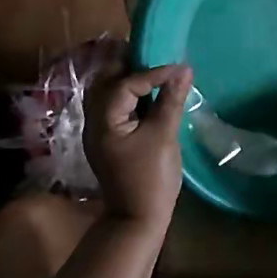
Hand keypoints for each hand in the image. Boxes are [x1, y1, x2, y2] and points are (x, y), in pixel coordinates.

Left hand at [86, 64, 192, 226]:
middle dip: (130, 67)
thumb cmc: (151, 178)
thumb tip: (183, 70)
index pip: (124, 83)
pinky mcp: (106, 140)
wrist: (137, 219)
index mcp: (103, 120)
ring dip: (128, 81)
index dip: (152, 72)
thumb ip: (170, 100)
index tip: (179, 69)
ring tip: (155, 75)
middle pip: (105, 81)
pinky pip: (112, 108)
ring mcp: (97, 131)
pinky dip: (128, 97)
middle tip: (158, 59)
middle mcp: (93, 121)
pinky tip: (148, 97)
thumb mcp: (164, 136)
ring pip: (106, 94)